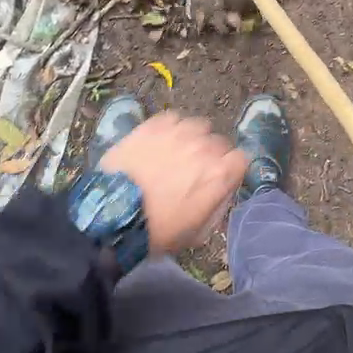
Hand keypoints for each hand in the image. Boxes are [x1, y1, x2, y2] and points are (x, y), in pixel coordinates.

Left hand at [99, 111, 245, 254]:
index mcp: (219, 174)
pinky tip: (160, 144)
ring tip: (175, 154)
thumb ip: (217, 208)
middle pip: (219, 143)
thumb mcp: (197, 233)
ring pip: (198, 127)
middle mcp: (204, 147)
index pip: (241, 159)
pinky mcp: (155, 124)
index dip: (230, 169)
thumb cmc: (156, 231)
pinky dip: (171, 129)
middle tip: (192, 171)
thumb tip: (222, 193)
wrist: (112, 216)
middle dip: (210, 156)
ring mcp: (179, 132)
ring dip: (192, 139)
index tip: (219, 178)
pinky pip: (173, 119)